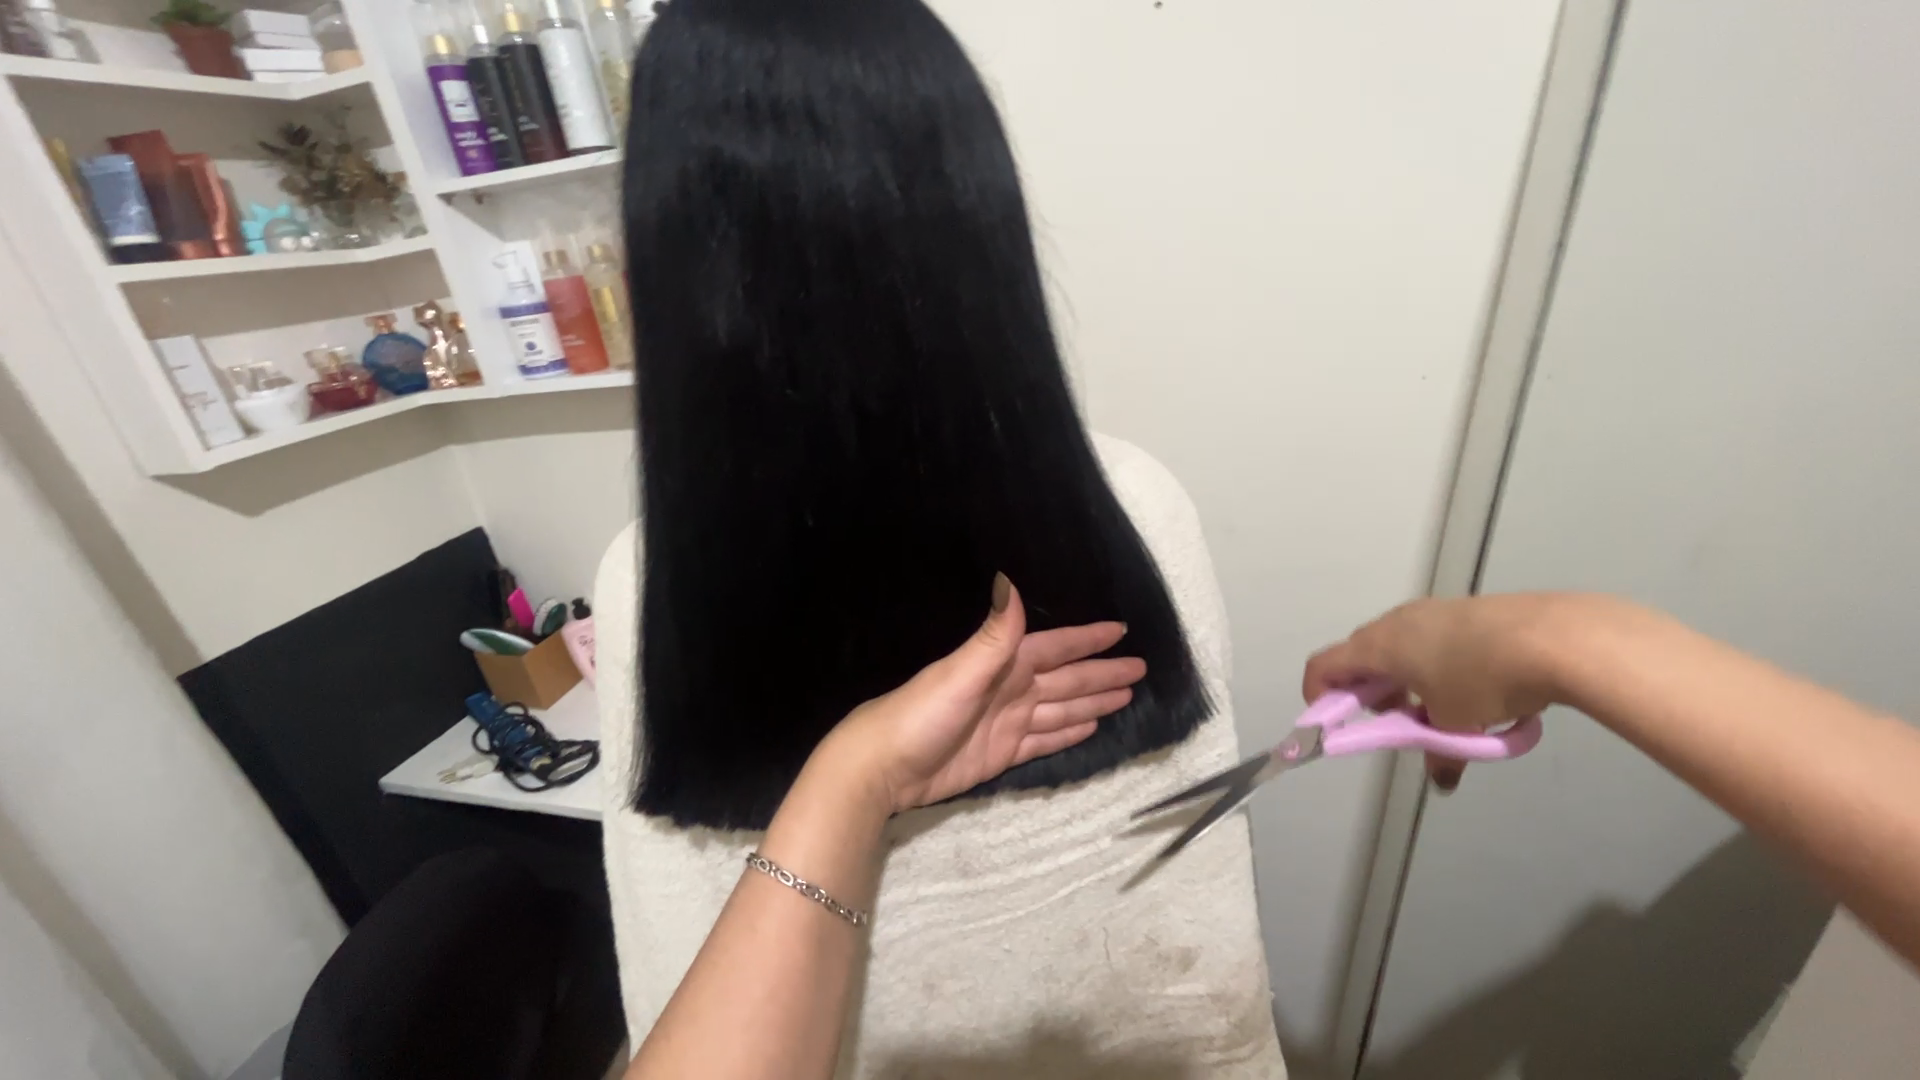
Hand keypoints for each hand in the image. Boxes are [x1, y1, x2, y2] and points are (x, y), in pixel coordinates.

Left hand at [821, 574, 1146, 814]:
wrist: (884, 766)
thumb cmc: (921, 714)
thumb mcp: (960, 673)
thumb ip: (994, 636)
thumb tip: (1009, 580)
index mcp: (1003, 665)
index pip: (1056, 648)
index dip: (1087, 640)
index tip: (1121, 631)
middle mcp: (1010, 689)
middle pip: (1067, 679)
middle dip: (1102, 673)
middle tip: (1140, 670)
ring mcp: (1007, 722)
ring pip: (1061, 708)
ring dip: (1092, 701)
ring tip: (1124, 695)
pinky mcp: (1001, 753)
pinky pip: (1045, 738)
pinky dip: (1068, 731)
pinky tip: (1089, 725)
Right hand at [1302, 593, 1583, 790]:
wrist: (1557, 637)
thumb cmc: (1485, 680)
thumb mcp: (1457, 724)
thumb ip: (1439, 754)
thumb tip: (1442, 780)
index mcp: (1377, 647)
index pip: (1322, 666)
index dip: (1318, 695)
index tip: (1336, 723)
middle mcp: (1394, 622)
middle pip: (1359, 655)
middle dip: (1368, 690)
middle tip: (1397, 720)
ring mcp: (1431, 611)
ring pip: (1397, 645)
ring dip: (1403, 677)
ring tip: (1438, 705)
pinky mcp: (1465, 609)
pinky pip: (1430, 637)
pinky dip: (1433, 663)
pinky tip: (1473, 685)